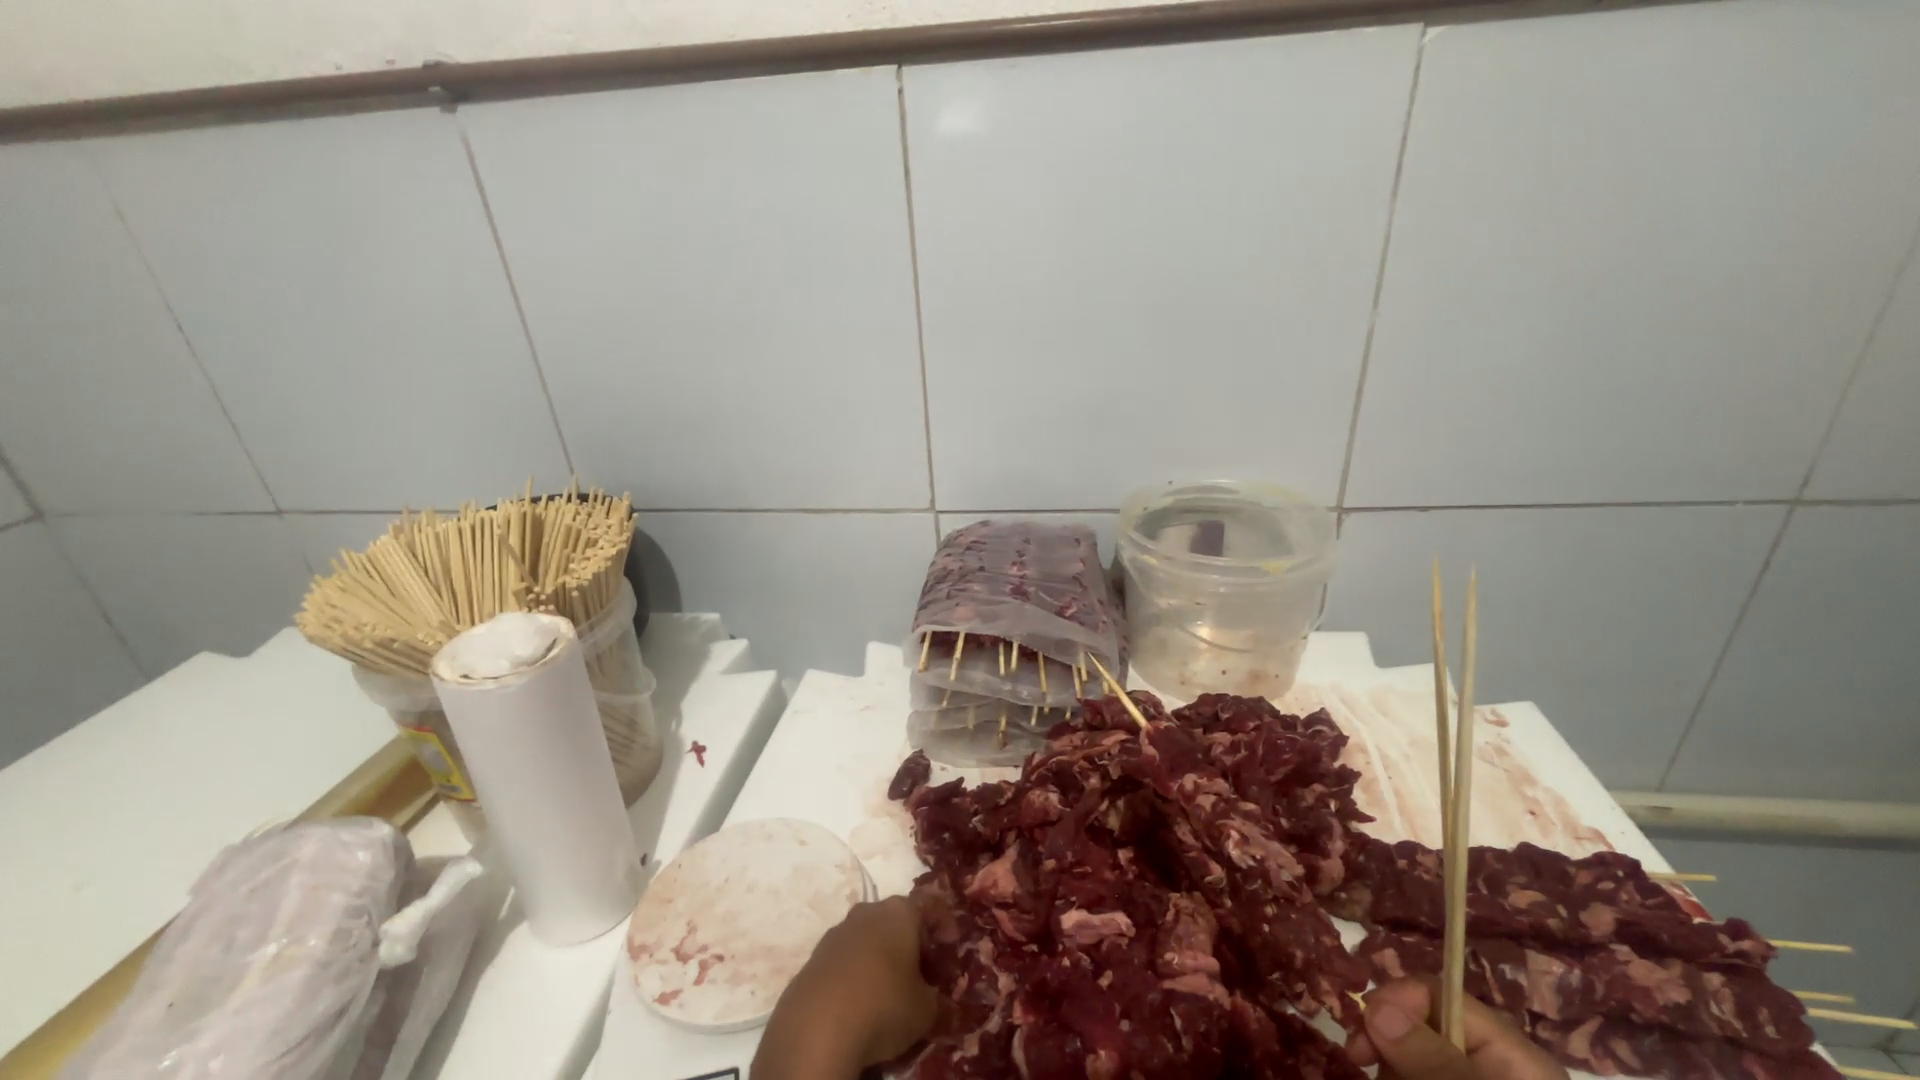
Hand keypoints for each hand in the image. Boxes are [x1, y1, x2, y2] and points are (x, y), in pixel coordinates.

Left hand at [752, 897, 940, 1078]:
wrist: (815, 1029)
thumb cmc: (883, 1005)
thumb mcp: (926, 1011)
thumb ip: (941, 1003)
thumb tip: (947, 1006)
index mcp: (900, 912)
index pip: (931, 904)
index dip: (945, 924)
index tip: (951, 949)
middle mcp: (868, 912)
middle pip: (897, 919)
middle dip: (913, 942)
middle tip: (925, 972)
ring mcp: (836, 932)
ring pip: (869, 937)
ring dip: (883, 956)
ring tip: (893, 989)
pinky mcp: (814, 958)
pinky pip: (846, 958)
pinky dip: (858, 972)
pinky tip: (862, 1001)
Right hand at [1346, 978, 1568, 1079]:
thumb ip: (1434, 1060)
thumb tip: (1372, 1006)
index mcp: (1512, 1052)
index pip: (1440, 993)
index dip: (1395, 1000)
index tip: (1359, 1033)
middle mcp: (1493, 1062)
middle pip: (1420, 1024)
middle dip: (1384, 1038)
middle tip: (1355, 1059)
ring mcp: (1470, 1077)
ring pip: (1410, 1055)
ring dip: (1387, 1065)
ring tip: (1373, 1075)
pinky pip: (1411, 1075)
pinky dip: (1393, 1076)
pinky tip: (1384, 1079)